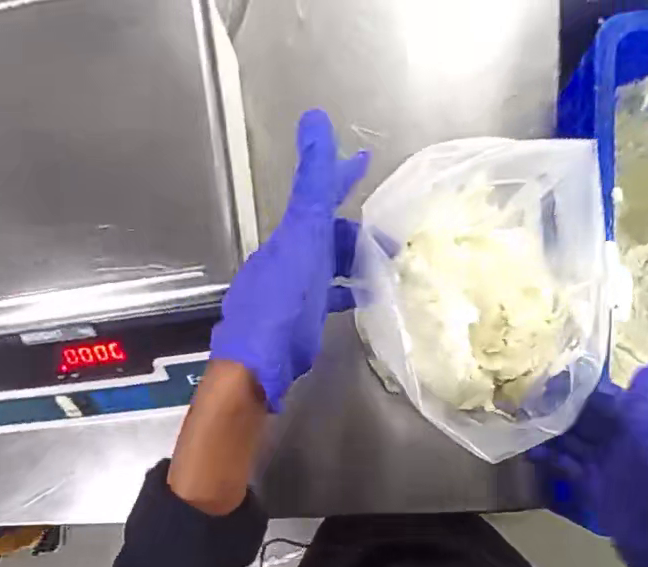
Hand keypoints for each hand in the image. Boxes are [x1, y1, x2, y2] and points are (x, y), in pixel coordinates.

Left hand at [209, 109, 368, 410]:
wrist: (258, 365)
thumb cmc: (283, 303)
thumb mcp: (302, 239)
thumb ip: (312, 187)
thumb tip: (314, 119)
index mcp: (290, 238)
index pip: (319, 197)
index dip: (341, 176)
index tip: (365, 160)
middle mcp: (288, 260)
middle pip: (326, 236)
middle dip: (355, 231)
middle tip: (389, 239)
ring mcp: (291, 293)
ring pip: (328, 267)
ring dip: (353, 262)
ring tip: (383, 268)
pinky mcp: (297, 323)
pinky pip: (326, 298)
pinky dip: (344, 292)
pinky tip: (360, 299)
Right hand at [529, 366, 647, 566]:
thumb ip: (644, 413)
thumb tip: (647, 370)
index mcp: (643, 427)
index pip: (607, 399)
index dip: (580, 387)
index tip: (548, 375)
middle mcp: (624, 443)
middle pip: (586, 419)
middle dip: (558, 407)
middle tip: (522, 397)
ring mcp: (608, 468)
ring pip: (574, 442)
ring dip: (550, 432)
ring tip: (519, 421)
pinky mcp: (594, 490)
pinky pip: (569, 468)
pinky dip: (550, 460)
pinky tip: (528, 452)